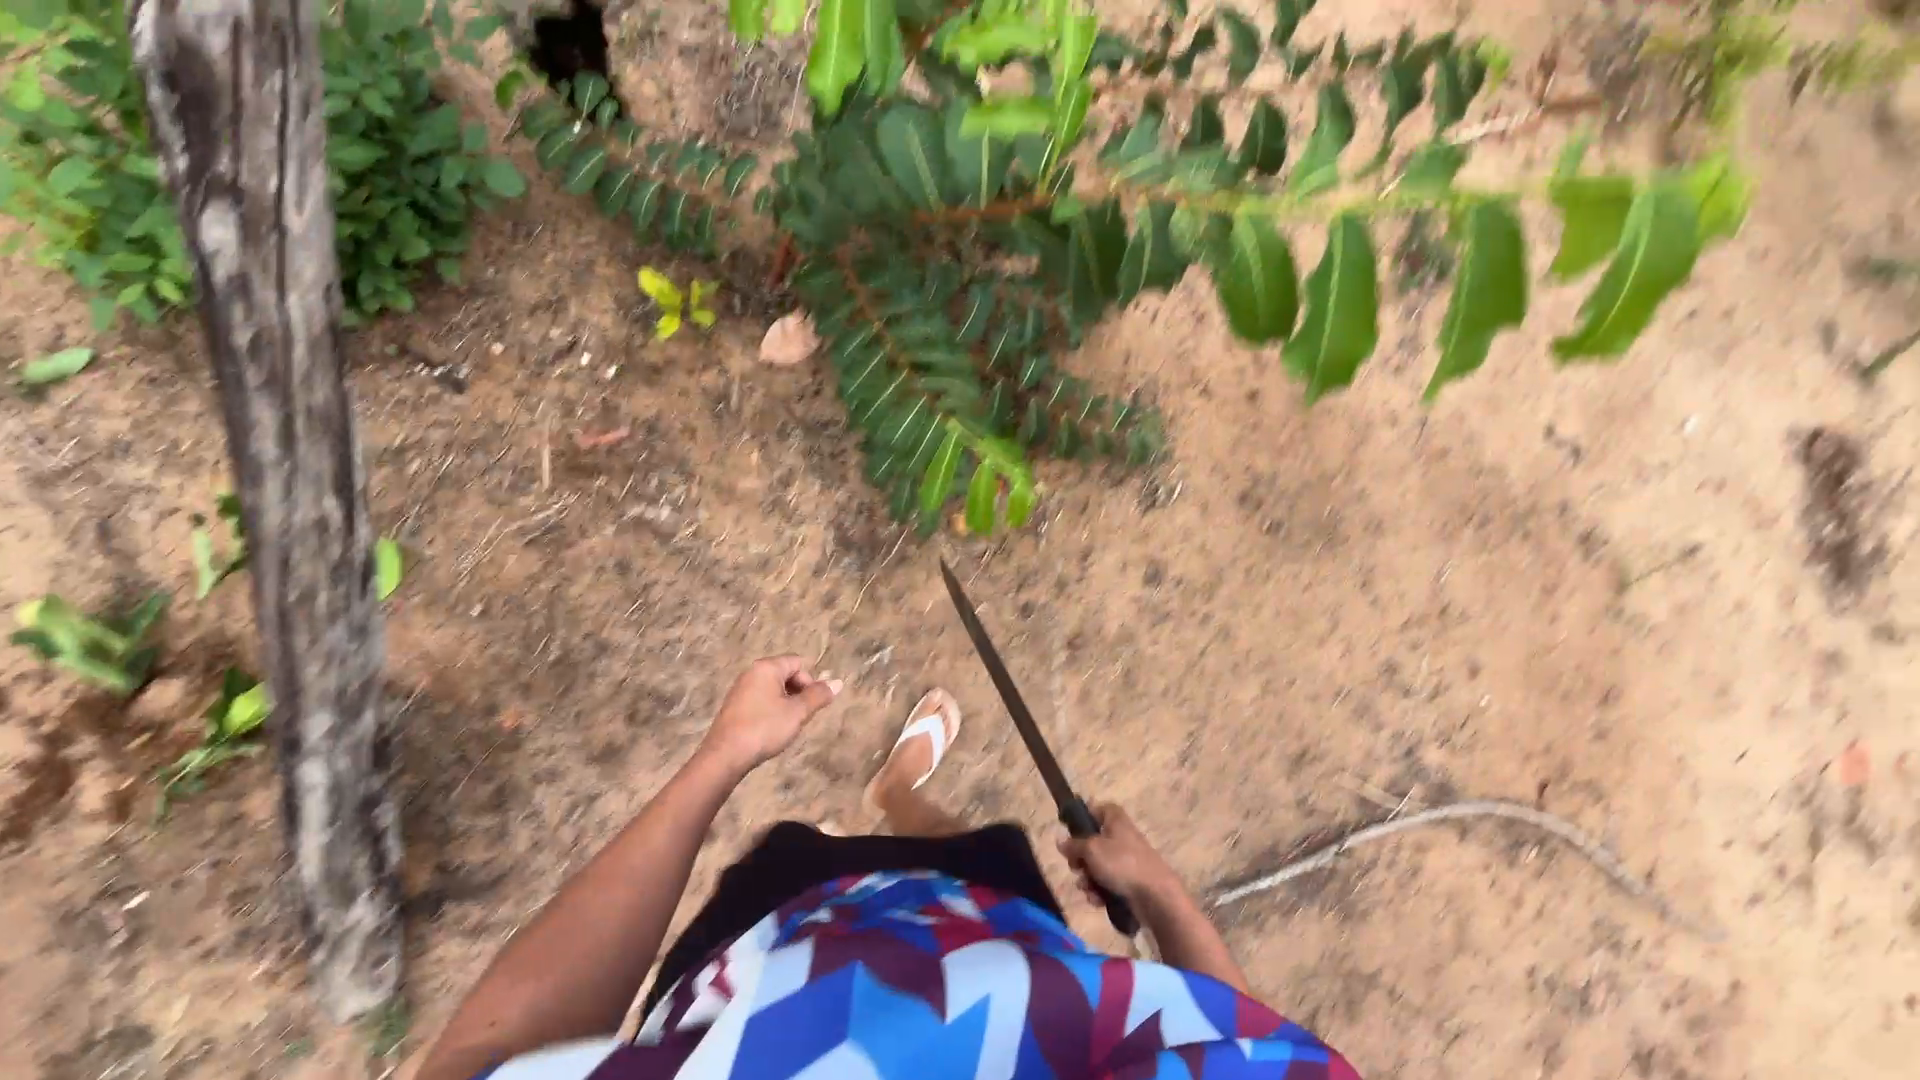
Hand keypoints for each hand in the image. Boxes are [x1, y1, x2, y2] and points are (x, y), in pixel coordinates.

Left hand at [699, 656, 841, 774]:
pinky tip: (770, 730)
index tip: (811, 705)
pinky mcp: (734, 706)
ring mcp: (740, 690)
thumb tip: (838, 682)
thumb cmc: (764, 728)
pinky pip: (761, 700)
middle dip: (798, 693)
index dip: (810, 681)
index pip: (798, 663)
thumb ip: (818, 696)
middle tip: (801, 716)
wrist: (726, 755)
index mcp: (766, 668)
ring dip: (786, 704)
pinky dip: (771, 711)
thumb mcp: (797, 713)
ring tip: (787, 725)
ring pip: (773, 689)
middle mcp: (751, 673)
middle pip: (785, 674)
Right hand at [1058, 803, 1183, 907]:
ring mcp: (1125, 860)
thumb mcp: (1091, 849)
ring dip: (1087, 878)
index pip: (1095, 809)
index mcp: (1115, 819)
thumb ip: (1074, 845)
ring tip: (1088, 888)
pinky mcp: (1128, 882)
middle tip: (1076, 866)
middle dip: (1079, 858)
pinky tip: (1097, 900)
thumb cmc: (1122, 863)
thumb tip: (1061, 842)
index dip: (1081, 817)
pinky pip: (1106, 883)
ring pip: (1096, 866)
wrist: (1156, 896)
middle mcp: (1120, 836)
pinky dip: (1099, 891)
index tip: (1069, 831)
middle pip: (1091, 841)